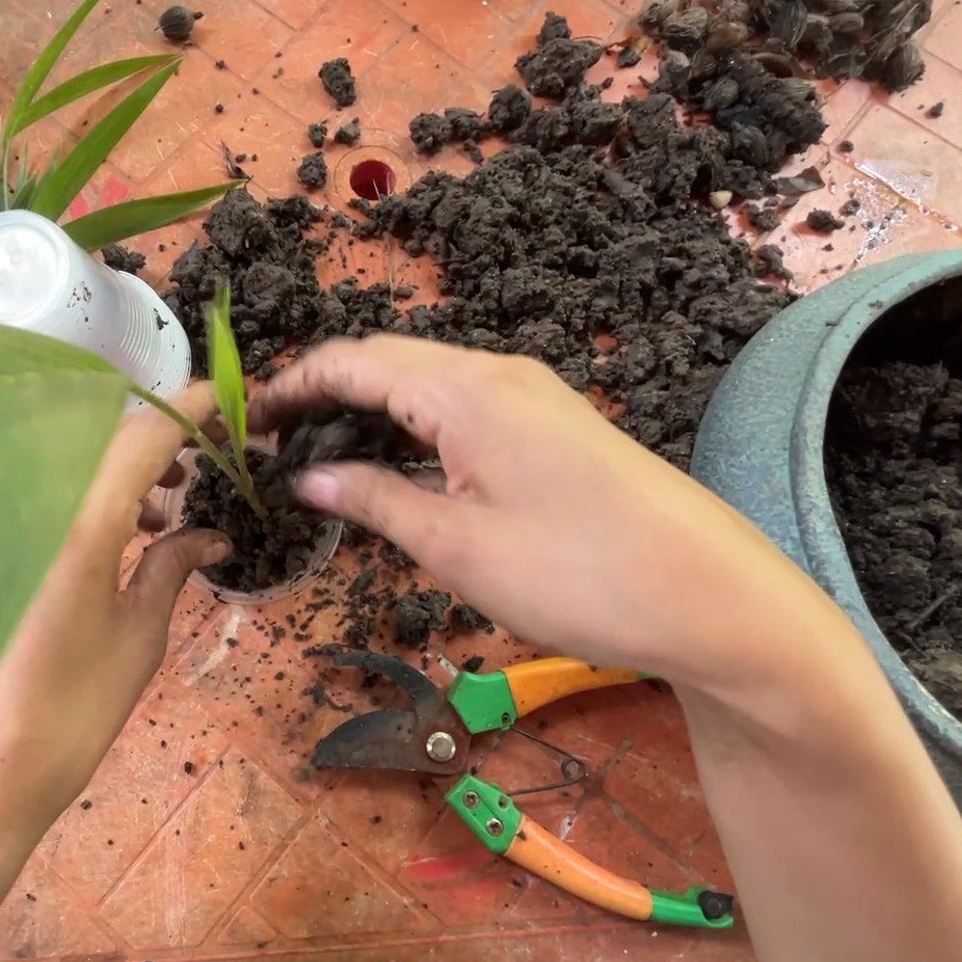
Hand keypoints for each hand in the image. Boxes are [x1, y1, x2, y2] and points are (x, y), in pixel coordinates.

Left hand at [0, 382, 228, 827]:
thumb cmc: (71, 713)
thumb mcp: (138, 637)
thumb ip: (172, 568)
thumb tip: (213, 535)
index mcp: (80, 523)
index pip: (141, 435)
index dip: (191, 410)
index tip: (231, 402)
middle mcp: (33, 505)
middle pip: (102, 435)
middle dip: (160, 436)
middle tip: (207, 455)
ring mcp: (0, 522)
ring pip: (72, 460)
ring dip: (125, 466)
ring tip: (171, 500)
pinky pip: (47, 490)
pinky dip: (91, 494)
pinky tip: (124, 529)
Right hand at [252, 336, 837, 688]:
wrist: (713, 600)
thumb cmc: (575, 573)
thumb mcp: (455, 544)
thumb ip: (374, 500)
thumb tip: (307, 478)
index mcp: (465, 388)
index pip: (353, 361)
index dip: (293, 384)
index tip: (248, 418)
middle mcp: (496, 374)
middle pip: (386, 364)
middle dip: (323, 395)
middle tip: (276, 446)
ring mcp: (529, 398)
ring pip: (422, 388)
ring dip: (366, 416)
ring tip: (319, 462)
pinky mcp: (548, 428)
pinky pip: (458, 412)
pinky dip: (410, 433)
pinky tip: (391, 471)